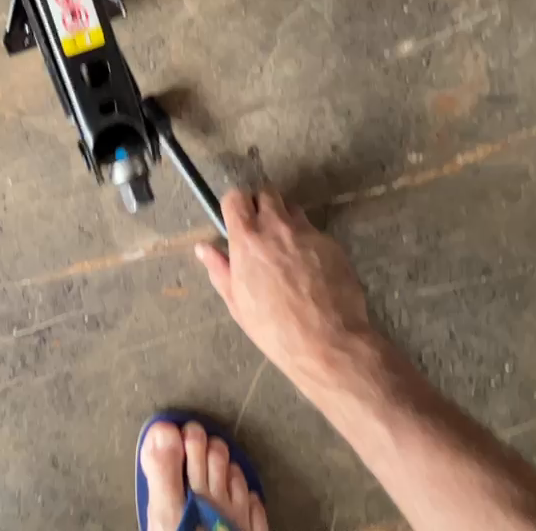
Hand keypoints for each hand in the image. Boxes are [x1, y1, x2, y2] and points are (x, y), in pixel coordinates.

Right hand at [197, 190, 384, 392]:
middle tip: (262, 230)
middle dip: (262, 205)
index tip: (237, 219)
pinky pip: (315, 233)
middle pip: (267, 193)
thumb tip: (203, 248)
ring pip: (293, 210)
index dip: (235, 205)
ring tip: (289, 249)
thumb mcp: (237, 302)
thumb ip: (219, 269)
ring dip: (287, 222)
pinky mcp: (333, 244)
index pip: (236, 197)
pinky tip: (313, 270)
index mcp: (247, 238)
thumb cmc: (273, 327)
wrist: (328, 343)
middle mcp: (277, 226)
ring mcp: (307, 233)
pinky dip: (310, 243)